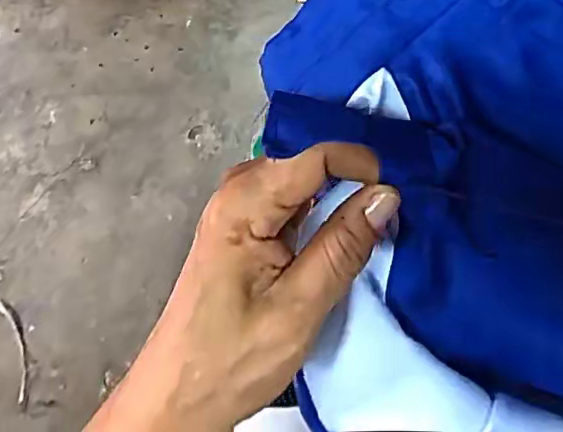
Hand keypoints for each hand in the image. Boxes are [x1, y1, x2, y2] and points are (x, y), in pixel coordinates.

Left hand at [87, 143, 398, 431]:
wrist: (172, 408)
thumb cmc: (227, 363)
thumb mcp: (298, 308)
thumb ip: (344, 245)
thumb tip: (388, 195)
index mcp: (244, 202)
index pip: (321, 156)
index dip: (363, 168)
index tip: (389, 201)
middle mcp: (239, 188)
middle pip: (316, 162)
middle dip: (355, 183)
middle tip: (384, 217)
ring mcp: (241, 202)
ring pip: (310, 178)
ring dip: (343, 198)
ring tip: (366, 230)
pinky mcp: (247, 220)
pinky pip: (299, 196)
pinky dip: (326, 210)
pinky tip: (338, 237)